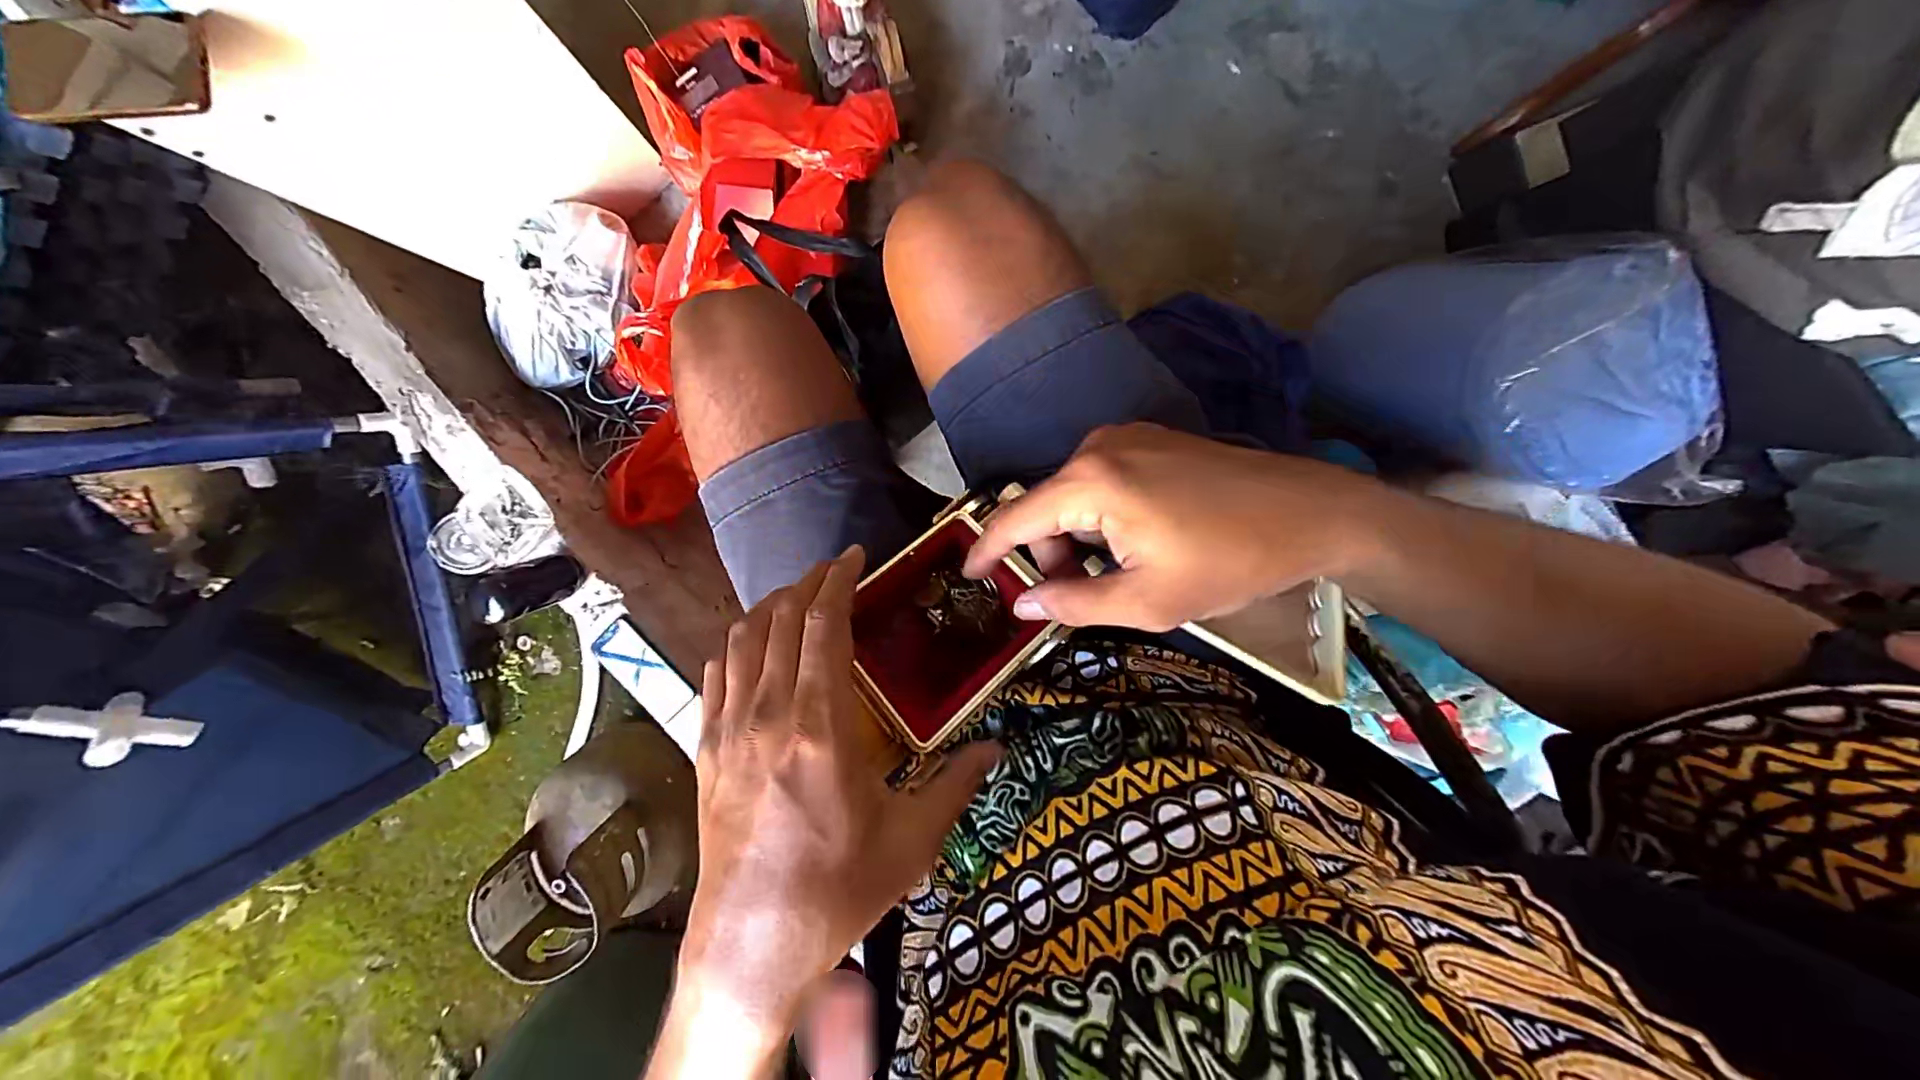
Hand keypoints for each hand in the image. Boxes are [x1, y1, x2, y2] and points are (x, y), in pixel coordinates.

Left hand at [668, 546, 1001, 1065]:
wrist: (752, 943)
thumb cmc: (837, 888)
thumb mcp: (912, 840)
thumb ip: (955, 784)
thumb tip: (994, 747)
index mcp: (821, 725)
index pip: (822, 625)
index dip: (837, 581)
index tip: (854, 558)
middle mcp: (769, 714)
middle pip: (779, 620)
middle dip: (807, 583)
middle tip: (834, 571)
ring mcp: (729, 731)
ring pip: (742, 640)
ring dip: (770, 607)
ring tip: (798, 598)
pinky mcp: (706, 751)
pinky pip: (715, 675)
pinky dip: (736, 644)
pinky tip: (752, 645)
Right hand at [965, 423, 1397, 631]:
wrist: (1315, 513)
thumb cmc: (1231, 562)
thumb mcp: (1148, 601)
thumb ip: (1073, 605)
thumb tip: (1021, 606)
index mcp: (1091, 483)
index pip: (1014, 519)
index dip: (987, 552)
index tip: (969, 578)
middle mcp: (1098, 446)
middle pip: (1043, 508)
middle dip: (1051, 557)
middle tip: (1081, 597)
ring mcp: (1126, 435)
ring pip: (1071, 495)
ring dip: (1078, 539)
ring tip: (1122, 573)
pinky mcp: (1150, 437)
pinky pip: (1100, 480)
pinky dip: (1100, 517)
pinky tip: (1138, 541)